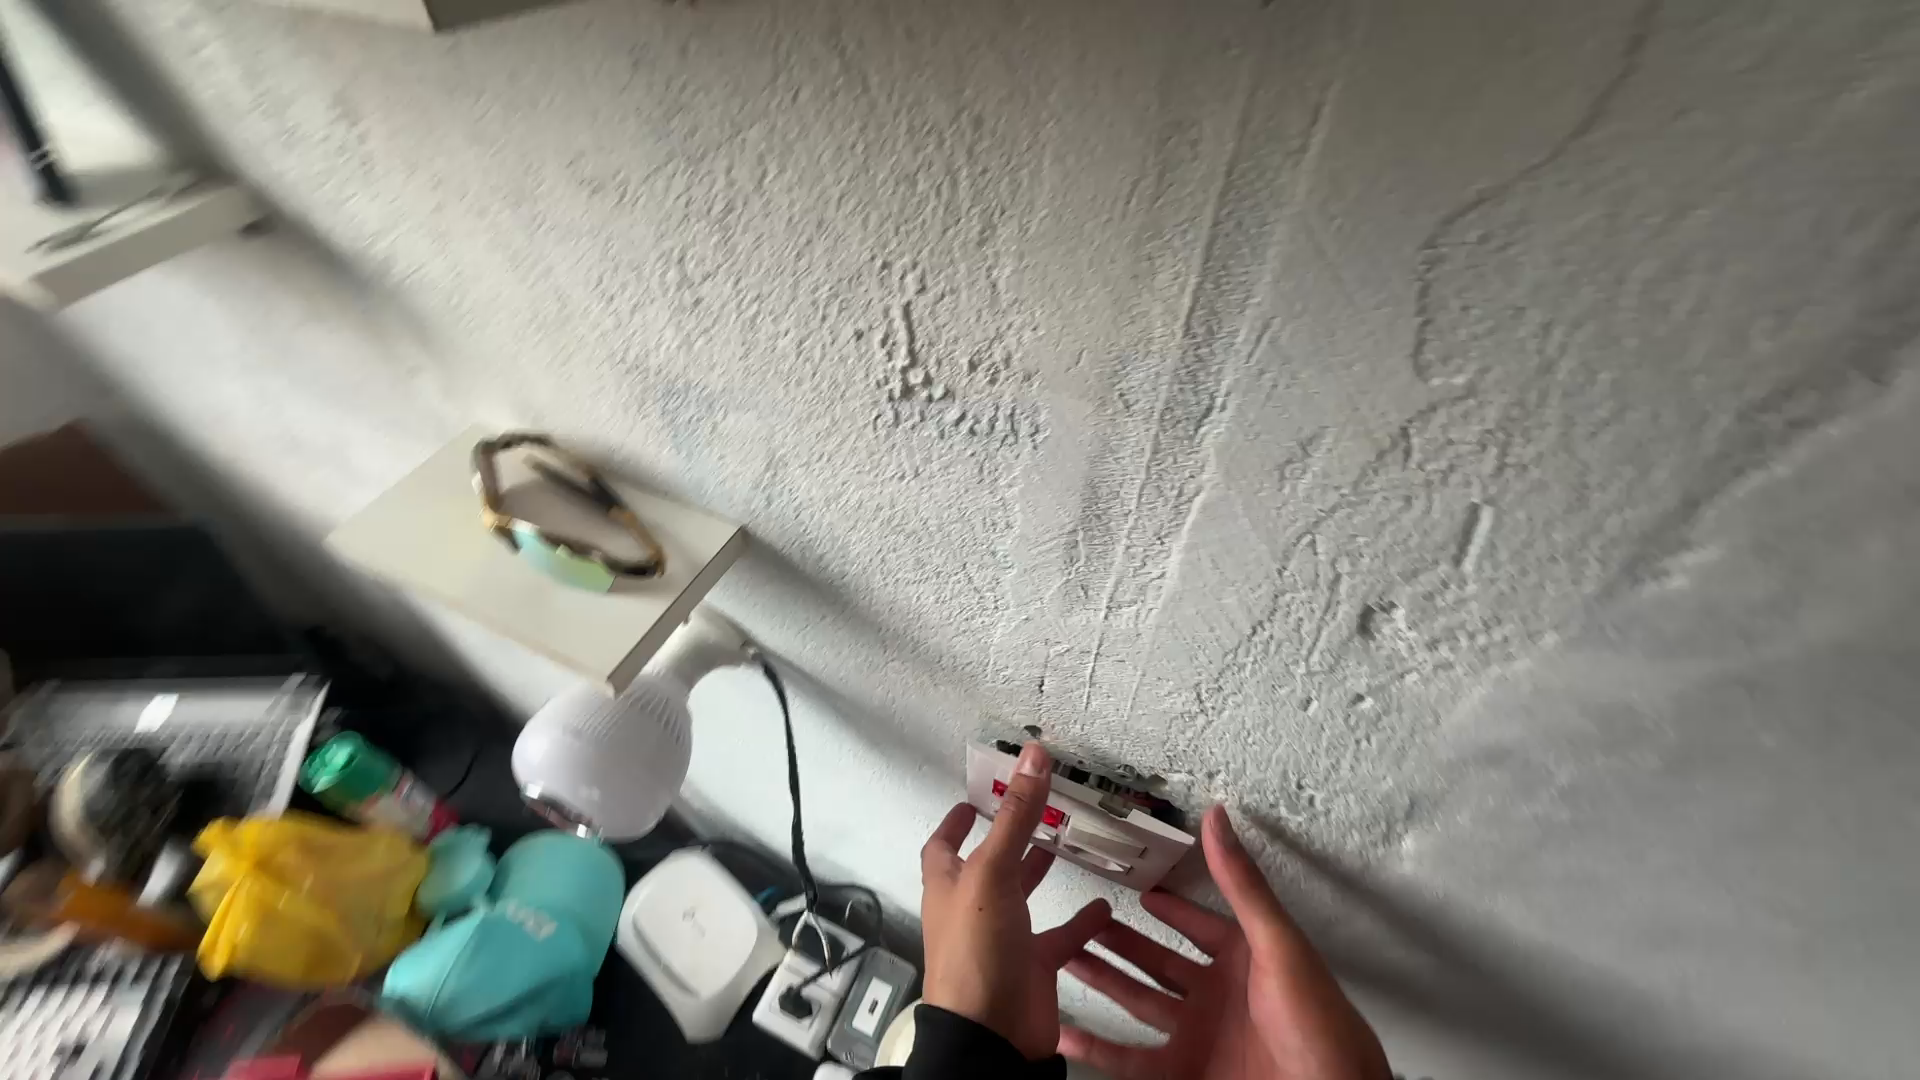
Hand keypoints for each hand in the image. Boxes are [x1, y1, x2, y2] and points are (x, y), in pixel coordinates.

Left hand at [920, 742, 1112, 1060]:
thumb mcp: (992, 871)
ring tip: (1064, 844)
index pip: (944, 844)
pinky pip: (1059, 939)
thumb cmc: (976, 951)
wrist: (992, 1038)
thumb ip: (1015, 815)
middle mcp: (972, 908)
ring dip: (1039, 873)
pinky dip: (1080, 923)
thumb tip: (1031, 756)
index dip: (955, 822)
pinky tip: (1103, 907)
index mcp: (950, 883)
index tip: (970, 800)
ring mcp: (1002, 939)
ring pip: (1022, 898)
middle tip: (1030, 811)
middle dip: (1007, 839)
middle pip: (988, 865)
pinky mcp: (1031, 967)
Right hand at [1060, 806, 1391, 1079]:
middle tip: (1086, 918)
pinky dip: (1096, 1048)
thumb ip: (1240, 883)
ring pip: (1136, 1000)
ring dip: (1101, 979)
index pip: (1194, 923)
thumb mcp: (1277, 945)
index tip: (1139, 886)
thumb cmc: (1320, 1030)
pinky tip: (1067, 1034)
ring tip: (1064, 956)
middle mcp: (1217, 996)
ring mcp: (1198, 1037)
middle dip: (1120, 939)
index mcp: (1242, 959)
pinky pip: (1129, 1060)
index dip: (1168, 905)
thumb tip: (1218, 819)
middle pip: (1156, 960)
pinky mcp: (1184, 1074)